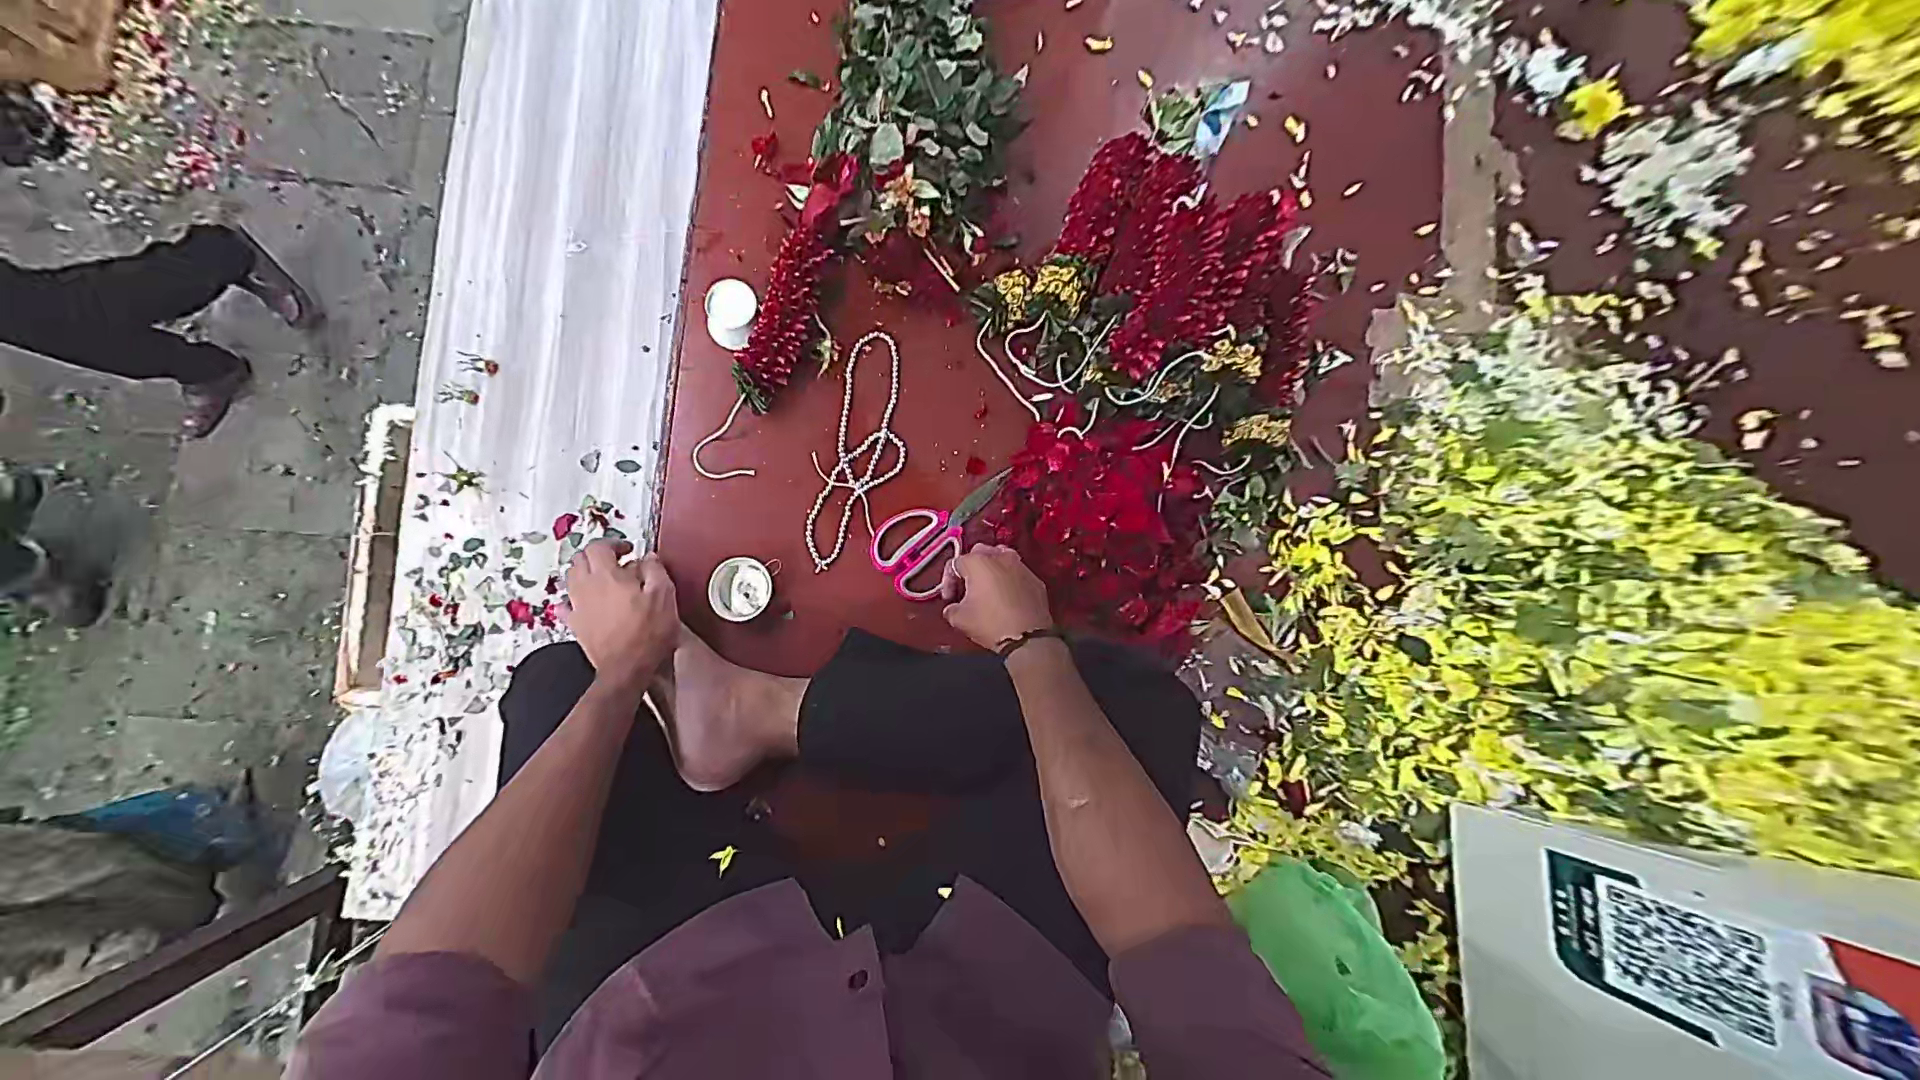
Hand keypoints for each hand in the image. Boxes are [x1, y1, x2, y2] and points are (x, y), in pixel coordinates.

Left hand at [561, 540, 676, 688]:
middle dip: (598, 555)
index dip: (614, 543)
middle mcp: (586, 587)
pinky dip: (574, 599)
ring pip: (571, 578)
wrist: (627, 667)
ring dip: (586, 573)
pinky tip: (587, 603)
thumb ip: (655, 570)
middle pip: (580, 559)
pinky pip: (566, 605)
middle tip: (617, 561)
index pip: (599, 547)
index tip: (628, 550)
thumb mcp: (664, 594)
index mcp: (607, 575)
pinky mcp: (575, 625)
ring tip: (605, 579)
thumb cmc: (648, 632)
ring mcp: (578, 607)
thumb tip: (648, 558)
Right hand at [939, 543, 1052, 650]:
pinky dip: (1010, 581)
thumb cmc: (991, 623)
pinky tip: (1007, 598)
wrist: (1027, 638)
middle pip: (979, 553)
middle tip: (967, 588)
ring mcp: (1021, 566)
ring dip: (992, 570)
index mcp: (978, 562)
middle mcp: (1000, 557)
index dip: (948, 581)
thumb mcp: (960, 619)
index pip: (956, 563)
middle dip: (971, 568)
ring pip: (1002, 559)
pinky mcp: (1036, 580)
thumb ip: (951, 609)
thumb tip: (953, 609)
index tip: (949, 598)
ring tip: (987, 589)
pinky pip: (1018, 574)